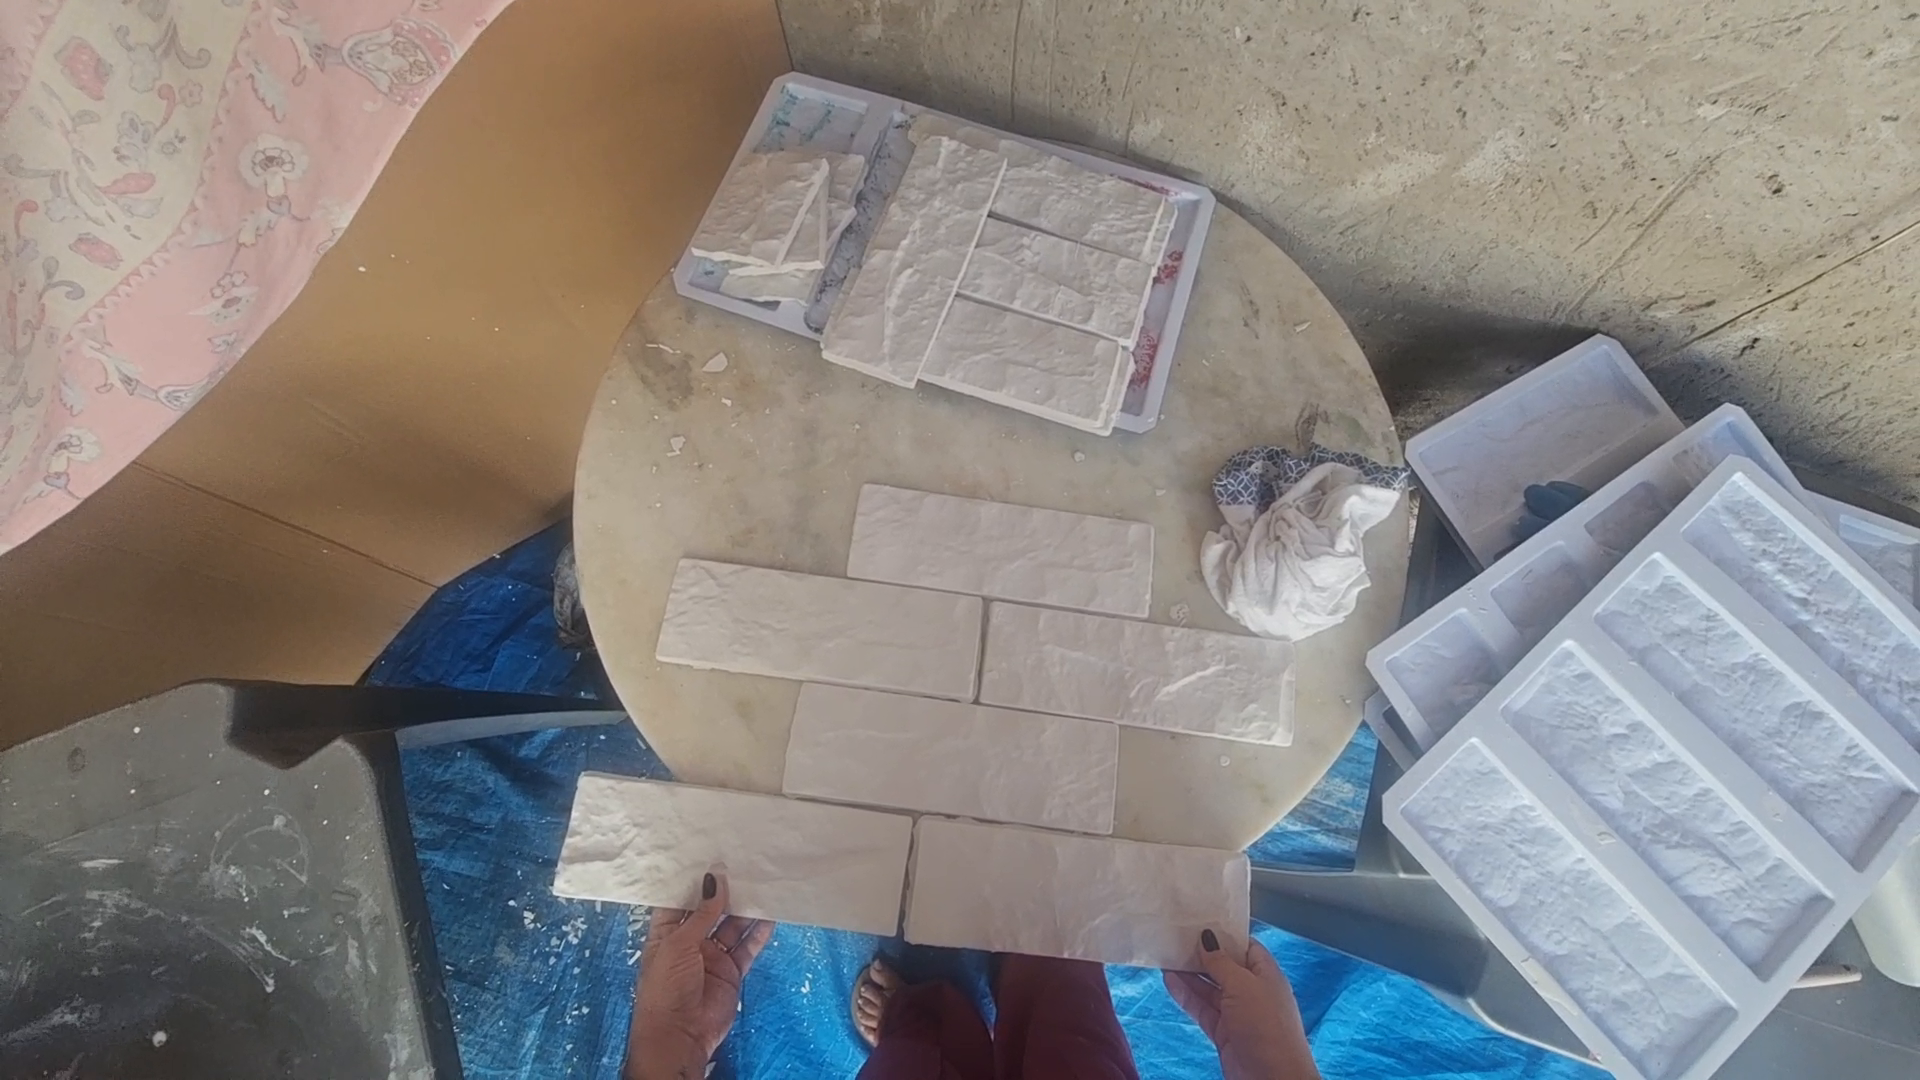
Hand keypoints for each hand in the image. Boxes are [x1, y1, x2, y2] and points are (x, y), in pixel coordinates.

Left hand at [625, 871, 773, 1079]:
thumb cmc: (666, 989)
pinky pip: (747, 946)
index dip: (694, 881)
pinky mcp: (731, 971)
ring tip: (762, 883)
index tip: (711, 855)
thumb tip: (716, 877)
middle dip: (725, 891)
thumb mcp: (678, 946)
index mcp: (667, 934)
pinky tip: (771, 915)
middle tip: (744, 864)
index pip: (680, 901)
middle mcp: (690, 942)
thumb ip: (702, 913)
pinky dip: (759, 932)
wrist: (679, 1038)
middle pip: (711, 911)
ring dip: (745, 909)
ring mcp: (712, 957)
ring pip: (732, 926)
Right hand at [1163, 929, 1320, 1079]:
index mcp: (1266, 975)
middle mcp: (1252, 991)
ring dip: (1189, 974)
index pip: (1245, 946)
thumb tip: (1207, 937)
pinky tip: (1169, 981)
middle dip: (1202, 953)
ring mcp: (1237, 1013)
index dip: (1224, 933)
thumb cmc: (1265, 1025)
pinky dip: (1186, 995)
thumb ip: (1221, 961)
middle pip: (1224, 966)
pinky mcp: (1223, 1032)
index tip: (1200, 919)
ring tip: (1166, 955)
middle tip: (1176, 935)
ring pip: (1209, 987)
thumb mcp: (1242, 985)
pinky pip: (1202, 1008)